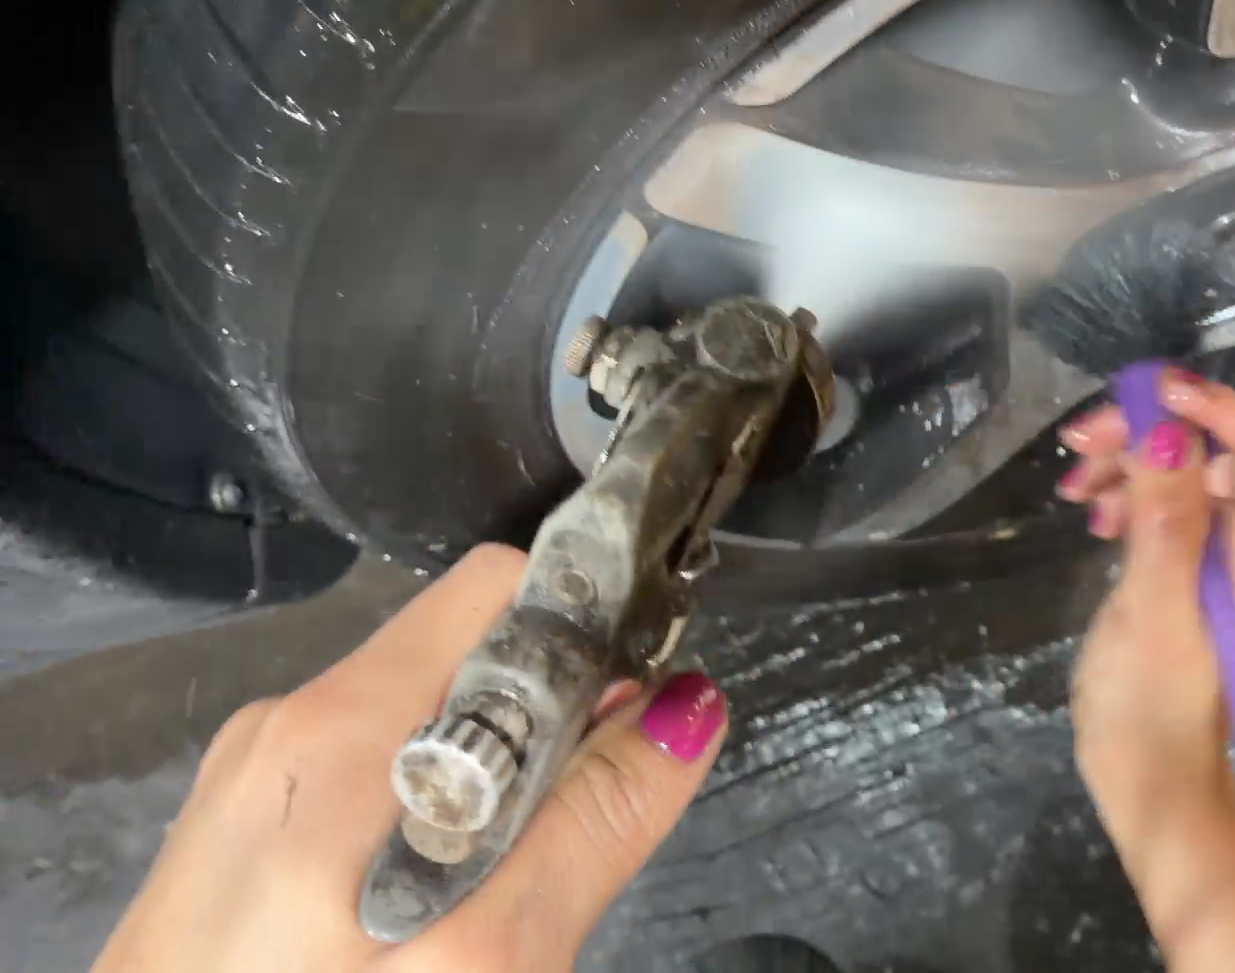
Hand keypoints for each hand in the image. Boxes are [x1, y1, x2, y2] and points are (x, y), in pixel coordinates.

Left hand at [94, 545, 727, 972]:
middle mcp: (293, 724)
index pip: (505, 586)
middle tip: (591, 793)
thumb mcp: (489, 955)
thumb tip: (691, 703)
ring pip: (447, 705)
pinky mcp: (255, 831)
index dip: (591, 623)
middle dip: (563, 700)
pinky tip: (458, 881)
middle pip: (480, 644)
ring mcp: (263, 780)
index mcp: (343, 724)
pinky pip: (397, 762)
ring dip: (521, 752)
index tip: (637, 695)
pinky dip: (463, 792)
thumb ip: (600, 815)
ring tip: (528, 853)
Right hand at [1057, 372, 1234, 971]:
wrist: (1144, 771)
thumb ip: (1166, 517)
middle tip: (1084, 438)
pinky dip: (1121, 487)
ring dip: (1127, 455)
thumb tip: (1167, 430)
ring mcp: (1212, 545)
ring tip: (1074, 483)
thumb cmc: (1152, 702)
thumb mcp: (1153, 606)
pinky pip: (1158, 494)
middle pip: (1222, 442)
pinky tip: (1089, 511)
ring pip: (1182, 462)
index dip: (1224, 407)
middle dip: (1154, 425)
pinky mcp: (1178, 556)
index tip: (1149, 399)